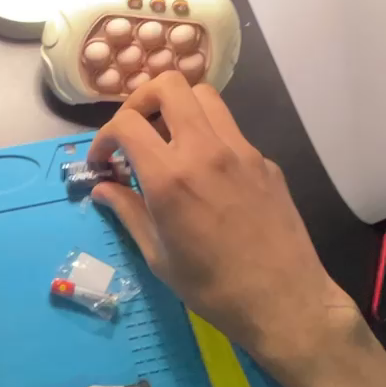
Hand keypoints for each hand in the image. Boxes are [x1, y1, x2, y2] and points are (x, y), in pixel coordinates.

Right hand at [87, 73, 361, 381]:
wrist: (283, 300)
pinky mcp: (264, 161)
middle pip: (168, 86)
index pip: (126, 124)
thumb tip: (104, 189)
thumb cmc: (211, 288)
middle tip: (133, 135)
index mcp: (171, 178)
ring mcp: (241, 151)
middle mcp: (206, 150)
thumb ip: (128, 212)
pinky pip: (229, 129)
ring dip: (177, 109)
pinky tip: (204, 175)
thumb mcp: (158, 255)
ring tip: (167, 144)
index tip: (103, 163)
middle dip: (140, 103)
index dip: (103, 138)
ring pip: (204, 97)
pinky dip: (206, 136)